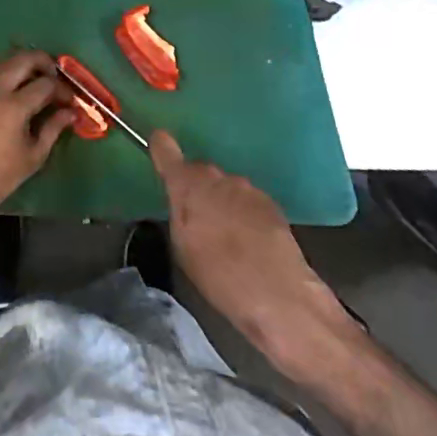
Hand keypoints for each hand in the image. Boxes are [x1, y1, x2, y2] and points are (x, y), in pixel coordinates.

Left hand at [0, 51, 74, 224]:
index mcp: (13, 107)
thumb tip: (71, 111)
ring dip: (27, 65)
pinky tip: (21, 88)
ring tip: (41, 82)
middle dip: (45, 63)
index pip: (45, 84)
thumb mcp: (35, 153)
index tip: (70, 101)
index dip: (62, 90)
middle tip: (57, 79)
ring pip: (8, 60)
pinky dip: (11, 72)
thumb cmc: (3, 174)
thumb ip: (54, 126)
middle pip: (24, 59)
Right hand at [150, 131, 353, 354]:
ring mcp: (247, 188)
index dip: (162, 147)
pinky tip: (249, 241)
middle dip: (196, 188)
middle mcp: (217, 177)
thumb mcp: (182, 247)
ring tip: (226, 237)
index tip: (159, 141)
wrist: (278, 294)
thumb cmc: (218, 275)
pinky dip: (243, 213)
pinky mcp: (270, 203)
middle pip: (200, 173)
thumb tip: (183, 200)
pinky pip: (247, 201)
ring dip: (222, 202)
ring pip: (225, 187)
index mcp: (188, 186)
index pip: (167, 153)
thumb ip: (179, 213)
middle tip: (196, 219)